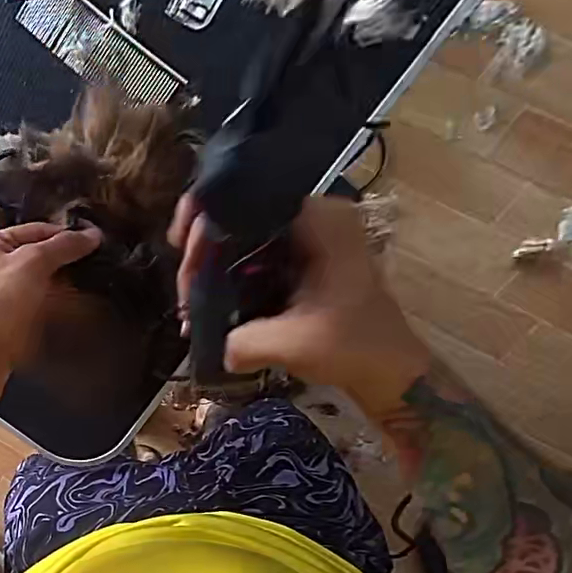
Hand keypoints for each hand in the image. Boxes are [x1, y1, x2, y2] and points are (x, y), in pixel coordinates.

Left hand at [0, 221, 102, 373]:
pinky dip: (61, 301)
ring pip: (45, 280)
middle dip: (67, 260)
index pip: (36, 230)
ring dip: (66, 282)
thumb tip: (89, 235)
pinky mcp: (17, 315)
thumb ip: (63, 246)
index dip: (64, 234)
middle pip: (41, 255)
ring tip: (90, 281)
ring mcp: (7, 293)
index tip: (91, 239)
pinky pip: (44, 301)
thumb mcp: (33, 263)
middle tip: (94, 261)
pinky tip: (77, 302)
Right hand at [170, 195, 429, 414]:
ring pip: (245, 242)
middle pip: (242, 219)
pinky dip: (233, 280)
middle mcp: (315, 220)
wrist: (392, 374)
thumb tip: (212, 345)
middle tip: (184, 290)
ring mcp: (311, 242)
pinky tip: (209, 304)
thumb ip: (244, 340)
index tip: (179, 244)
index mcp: (320, 220)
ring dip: (215, 268)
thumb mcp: (294, 343)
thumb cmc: (355, 349)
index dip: (207, 217)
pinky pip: (257, 262)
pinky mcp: (305, 266)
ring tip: (189, 301)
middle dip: (205, 251)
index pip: (249, 199)